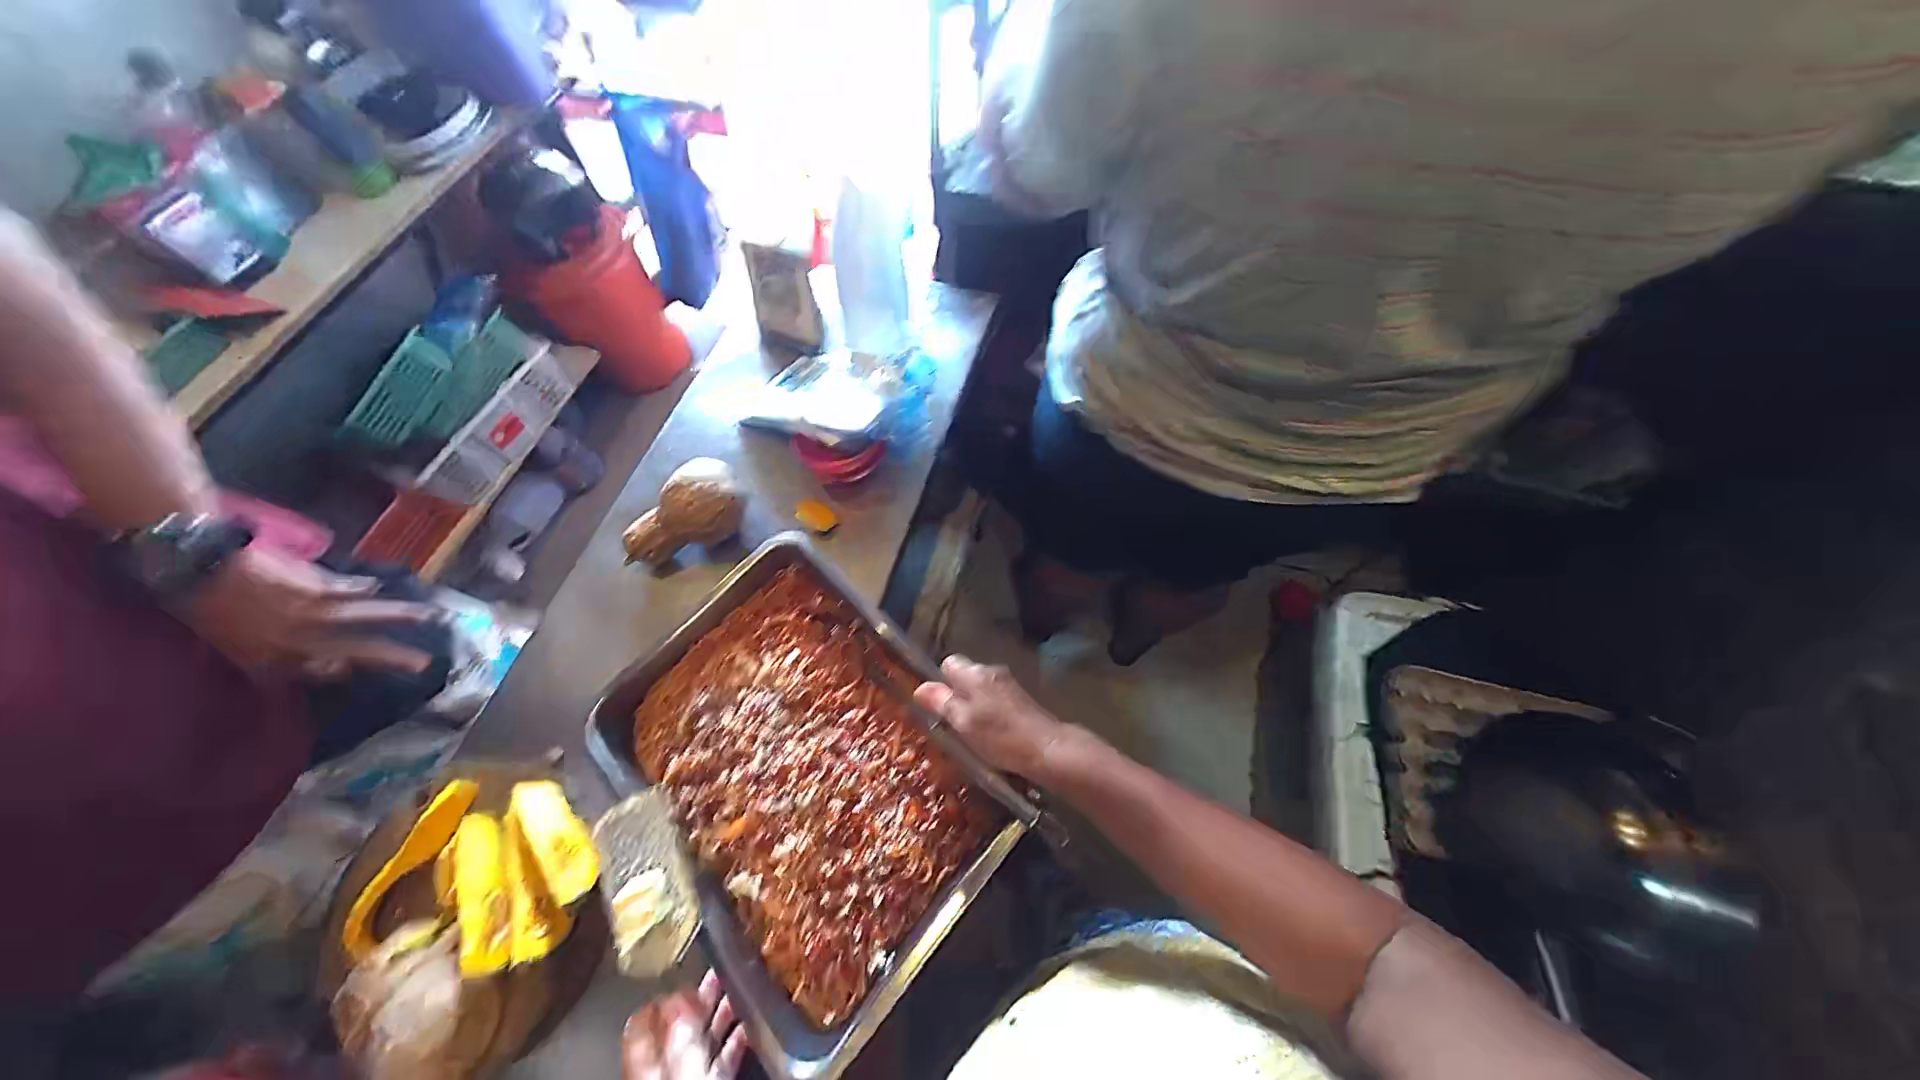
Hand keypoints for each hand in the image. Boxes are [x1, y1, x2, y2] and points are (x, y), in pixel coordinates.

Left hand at [181, 547, 435, 679]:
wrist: (195, 563)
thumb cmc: (205, 605)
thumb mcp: (227, 640)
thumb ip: (264, 655)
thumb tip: (301, 660)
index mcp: (270, 657)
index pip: (322, 670)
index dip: (344, 671)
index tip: (359, 670)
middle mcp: (295, 640)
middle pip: (356, 650)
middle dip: (392, 656)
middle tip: (424, 662)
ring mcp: (308, 613)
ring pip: (364, 617)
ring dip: (398, 616)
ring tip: (427, 615)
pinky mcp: (315, 586)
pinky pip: (347, 589)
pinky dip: (361, 587)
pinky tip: (374, 585)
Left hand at [623, 971, 748, 1079]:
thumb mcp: (685, 1069)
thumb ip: (683, 1032)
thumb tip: (680, 994)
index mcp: (648, 1064)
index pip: (643, 1022)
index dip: (664, 995)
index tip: (687, 971)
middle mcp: (663, 1071)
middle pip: (677, 1028)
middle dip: (700, 998)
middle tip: (723, 970)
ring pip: (700, 1044)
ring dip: (720, 1016)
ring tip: (741, 991)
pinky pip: (719, 1063)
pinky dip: (733, 1044)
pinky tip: (748, 1031)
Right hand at [914, 655, 1079, 779]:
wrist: (1046, 748)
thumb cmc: (1000, 736)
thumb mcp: (963, 723)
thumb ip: (941, 703)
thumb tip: (920, 688)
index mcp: (975, 673)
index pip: (948, 663)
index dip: (940, 682)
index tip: (938, 705)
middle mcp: (992, 671)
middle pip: (965, 676)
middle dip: (956, 695)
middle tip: (953, 723)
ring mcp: (1008, 683)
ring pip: (980, 689)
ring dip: (973, 706)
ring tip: (972, 732)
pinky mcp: (1020, 698)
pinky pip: (994, 698)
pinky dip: (989, 712)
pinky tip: (991, 733)